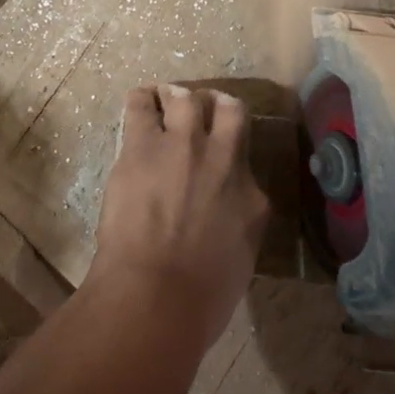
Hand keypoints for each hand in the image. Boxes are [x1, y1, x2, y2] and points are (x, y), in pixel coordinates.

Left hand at [89, 84, 269, 350]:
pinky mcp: (143, 143)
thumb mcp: (239, 259)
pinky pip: (141, 103)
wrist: (157, 290)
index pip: (246, 160)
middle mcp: (224, 160)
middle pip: (228, 110)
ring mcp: (184, 146)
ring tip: (166, 101)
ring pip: (185, 97)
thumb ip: (235, 225)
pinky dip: (142, 99)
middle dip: (215, 106)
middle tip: (200, 110)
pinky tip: (140, 102)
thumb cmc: (201, 296)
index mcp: (254, 198)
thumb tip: (219, 215)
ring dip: (176, 97)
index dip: (231, 155)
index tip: (218, 157)